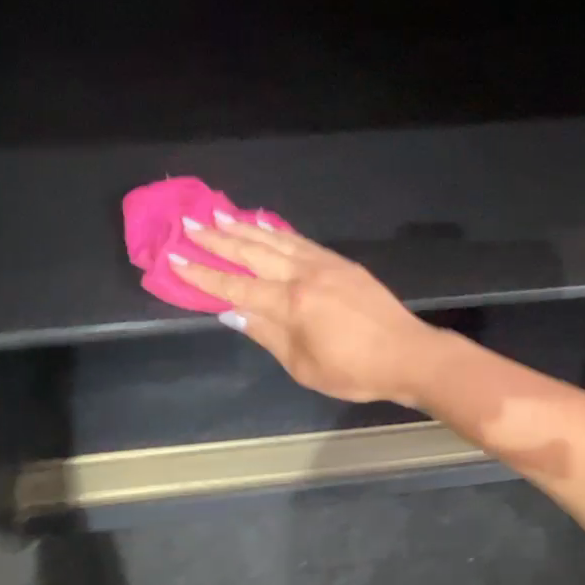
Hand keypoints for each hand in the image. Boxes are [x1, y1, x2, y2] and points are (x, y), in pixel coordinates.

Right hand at [172, 213, 455, 404]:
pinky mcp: (339, 262)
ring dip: (244, 227)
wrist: (408, 354)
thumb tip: (232, 312)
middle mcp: (303, 275)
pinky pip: (299, 240)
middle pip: (252, 253)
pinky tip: (264, 223)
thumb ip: (267, 334)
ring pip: (275, 240)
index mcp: (291, 304)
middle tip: (189, 222)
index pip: (236, 286)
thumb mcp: (303, 365)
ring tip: (218, 214)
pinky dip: (277, 230)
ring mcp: (323, 264)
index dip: (203, 274)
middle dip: (218, 239)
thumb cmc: (354, 370)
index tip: (176, 258)